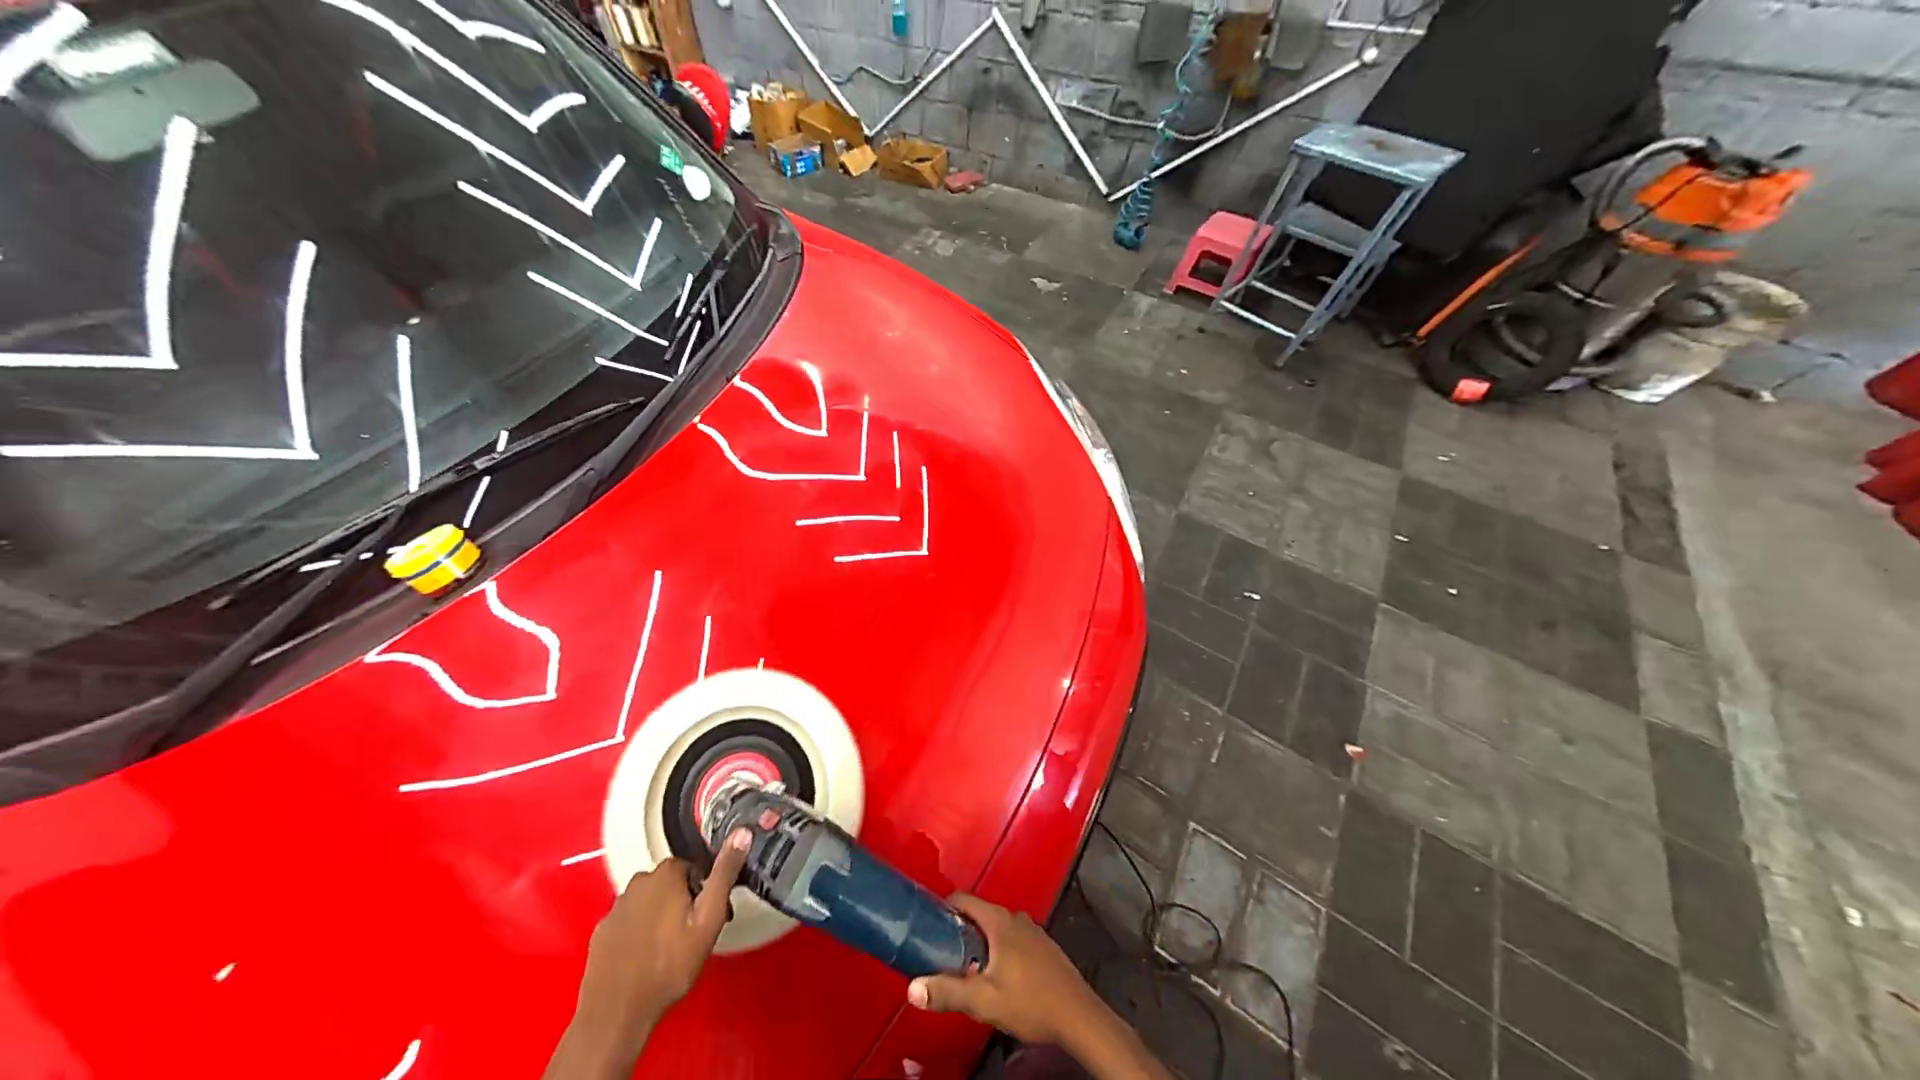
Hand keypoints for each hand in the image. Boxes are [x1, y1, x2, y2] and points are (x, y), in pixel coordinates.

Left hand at [547, 830, 750, 1078]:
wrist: (617, 1013)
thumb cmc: (669, 966)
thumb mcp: (708, 919)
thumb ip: (724, 874)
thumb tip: (742, 833)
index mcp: (665, 874)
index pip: (694, 867)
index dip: (705, 890)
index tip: (709, 916)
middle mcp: (638, 882)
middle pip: (671, 883)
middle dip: (684, 901)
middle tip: (693, 935)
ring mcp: (616, 907)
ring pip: (650, 902)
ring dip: (662, 916)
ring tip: (670, 950)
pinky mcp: (602, 931)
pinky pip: (629, 922)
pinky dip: (639, 933)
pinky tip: (646, 958)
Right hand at [904, 894, 1103, 1047]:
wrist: (1079, 1018)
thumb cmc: (1030, 1002)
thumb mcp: (983, 1000)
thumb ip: (947, 992)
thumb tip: (912, 988)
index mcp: (1000, 921)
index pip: (964, 899)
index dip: (943, 908)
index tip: (928, 925)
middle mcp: (1017, 919)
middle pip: (980, 914)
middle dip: (960, 930)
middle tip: (942, 952)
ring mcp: (1034, 932)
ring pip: (998, 928)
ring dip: (981, 942)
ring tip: (965, 967)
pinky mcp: (1045, 949)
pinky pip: (1014, 940)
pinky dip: (1000, 950)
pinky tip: (998, 976)